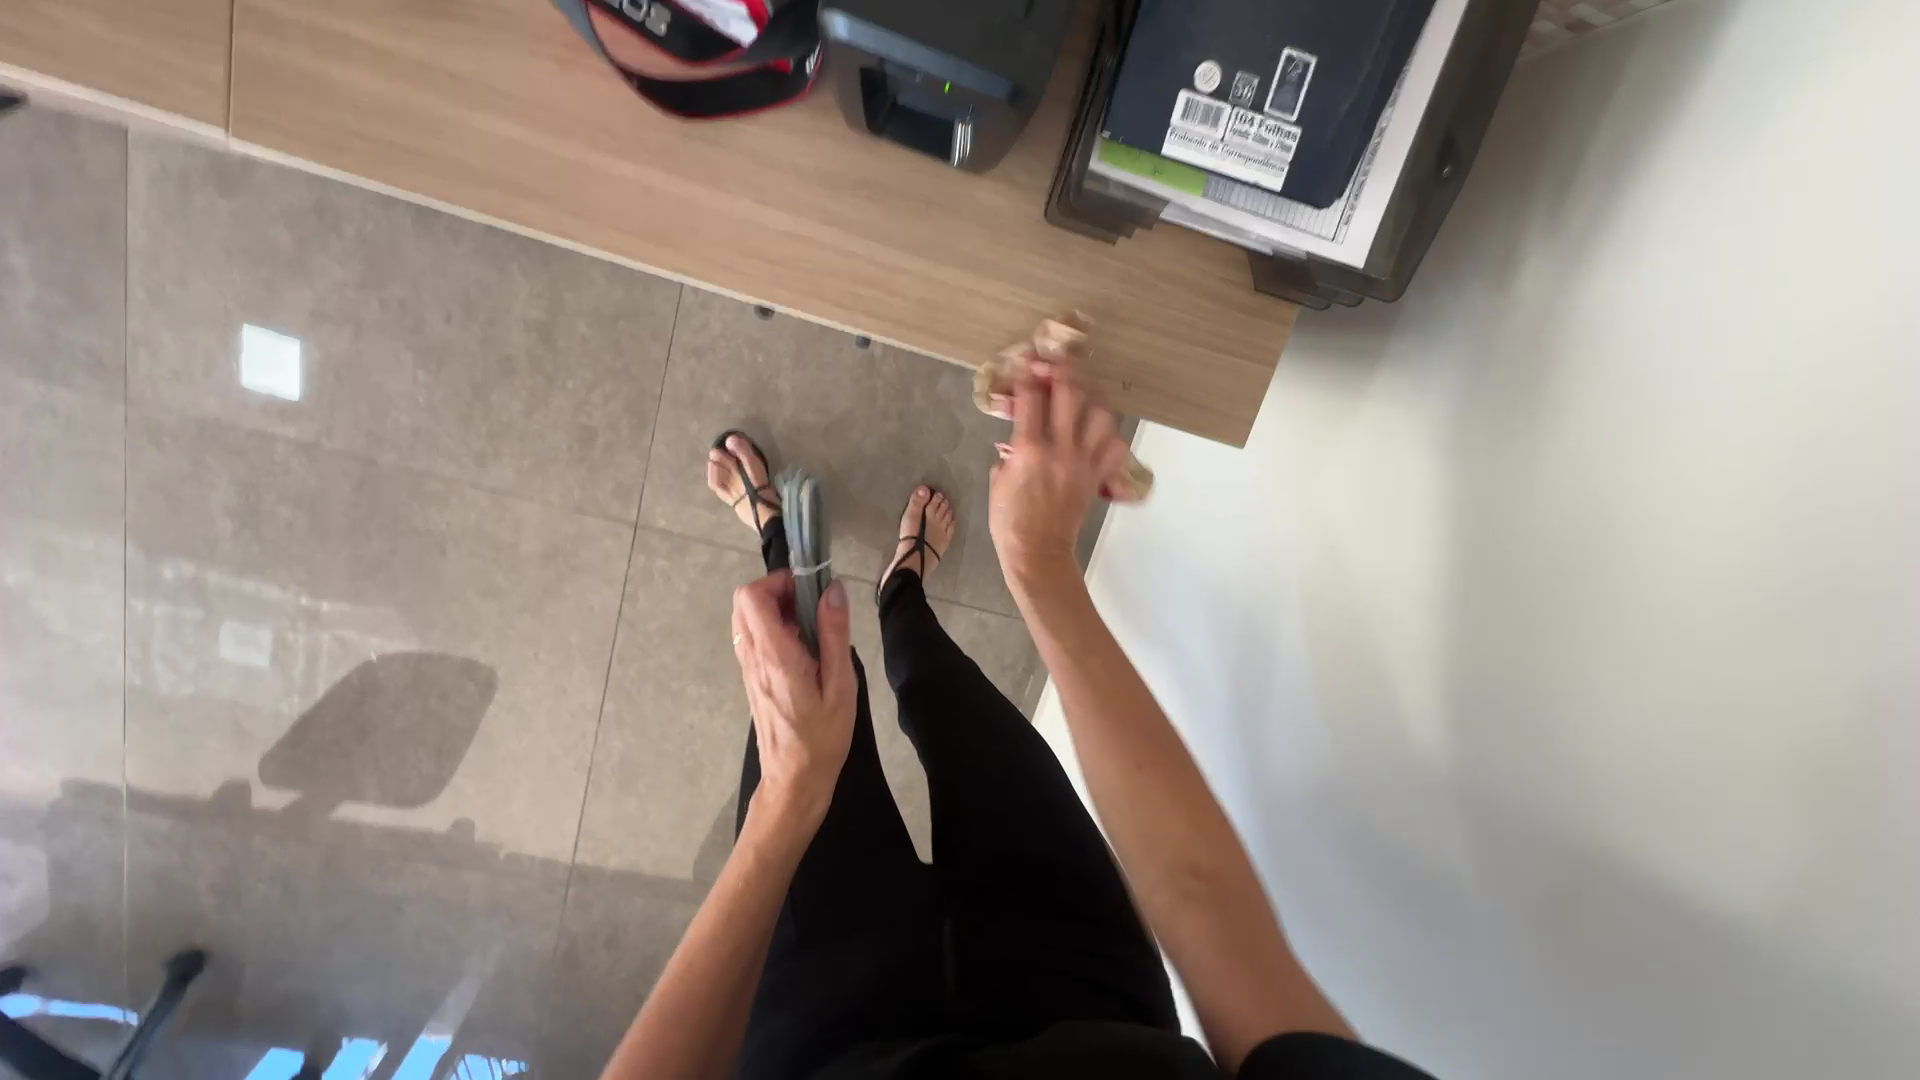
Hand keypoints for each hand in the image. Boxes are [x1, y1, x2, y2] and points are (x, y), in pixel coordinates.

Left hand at [731, 572, 854, 830]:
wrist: (795, 779)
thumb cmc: (823, 735)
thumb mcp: (841, 684)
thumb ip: (835, 633)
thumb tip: (832, 589)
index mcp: (774, 655)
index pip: (751, 596)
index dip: (777, 581)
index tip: (809, 589)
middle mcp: (753, 658)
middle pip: (744, 603)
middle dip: (776, 591)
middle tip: (811, 604)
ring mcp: (748, 669)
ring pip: (746, 620)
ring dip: (775, 610)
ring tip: (810, 626)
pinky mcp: (752, 679)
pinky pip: (753, 639)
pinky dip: (773, 629)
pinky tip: (803, 648)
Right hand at [989, 357, 1130, 590]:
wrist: (1037, 553)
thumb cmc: (1009, 522)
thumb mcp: (996, 483)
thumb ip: (1008, 456)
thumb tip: (1016, 443)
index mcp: (1028, 450)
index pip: (1031, 398)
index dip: (1027, 374)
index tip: (1026, 361)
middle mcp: (1060, 449)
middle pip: (1070, 394)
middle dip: (1063, 373)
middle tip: (1057, 367)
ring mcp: (1083, 462)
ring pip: (1100, 415)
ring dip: (1091, 401)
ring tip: (1081, 401)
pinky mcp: (1097, 477)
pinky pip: (1116, 447)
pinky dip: (1110, 436)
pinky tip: (1098, 434)